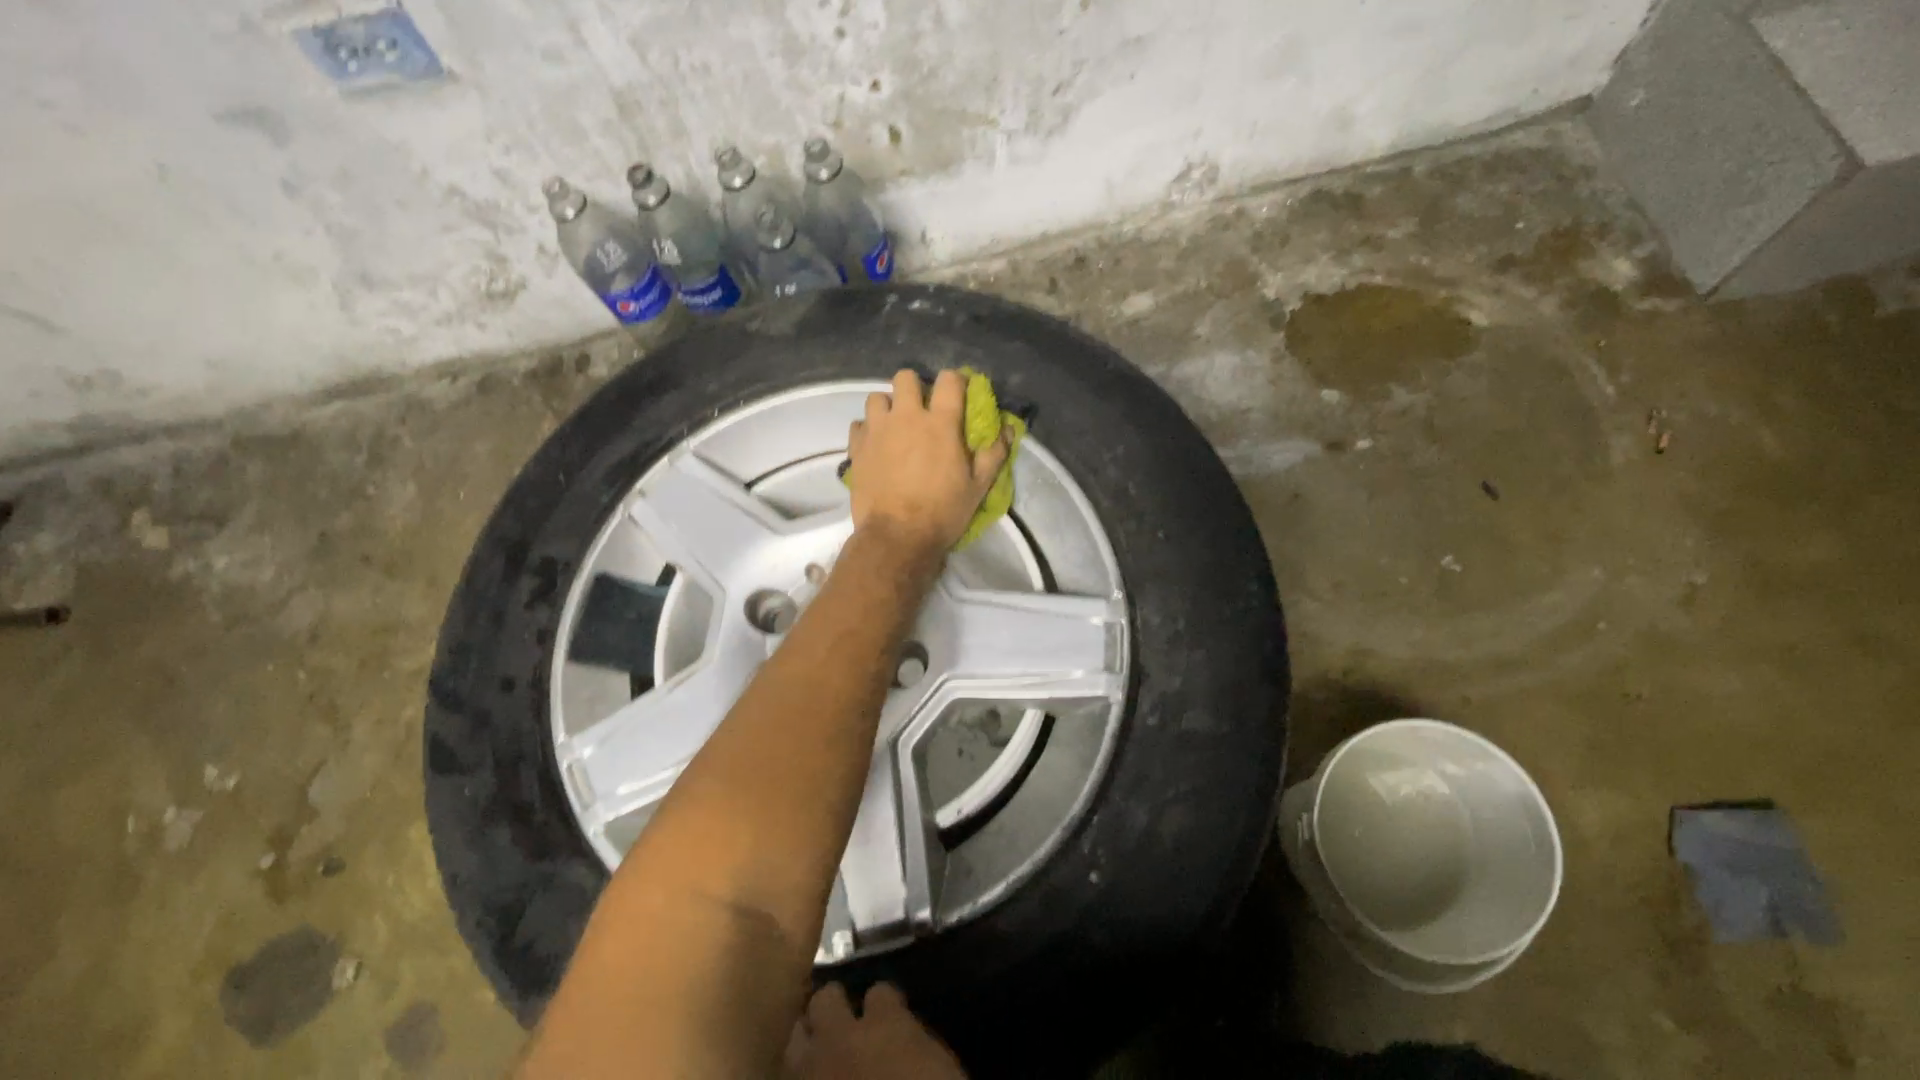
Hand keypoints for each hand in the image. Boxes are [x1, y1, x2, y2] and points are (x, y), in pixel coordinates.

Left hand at [783, 983, 967, 1078]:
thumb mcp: (940, 1069)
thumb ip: (916, 1047)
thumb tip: (906, 1044)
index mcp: (886, 1026)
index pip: (881, 992)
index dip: (885, 1002)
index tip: (890, 1009)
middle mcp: (842, 1038)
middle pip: (825, 999)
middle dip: (833, 1003)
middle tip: (843, 1017)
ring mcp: (812, 1071)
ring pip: (796, 1036)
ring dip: (808, 1039)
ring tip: (820, 1049)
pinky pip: (789, 1077)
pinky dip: (800, 1077)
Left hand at [845, 370, 1009, 556]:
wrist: (896, 537)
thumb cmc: (942, 512)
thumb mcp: (977, 487)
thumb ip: (994, 454)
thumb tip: (1009, 430)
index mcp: (941, 423)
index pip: (949, 379)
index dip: (956, 381)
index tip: (959, 393)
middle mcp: (907, 417)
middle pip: (905, 377)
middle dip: (915, 387)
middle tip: (921, 409)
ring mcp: (877, 430)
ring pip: (877, 397)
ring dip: (888, 406)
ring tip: (894, 426)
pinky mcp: (857, 447)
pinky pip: (859, 425)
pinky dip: (867, 430)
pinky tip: (876, 446)